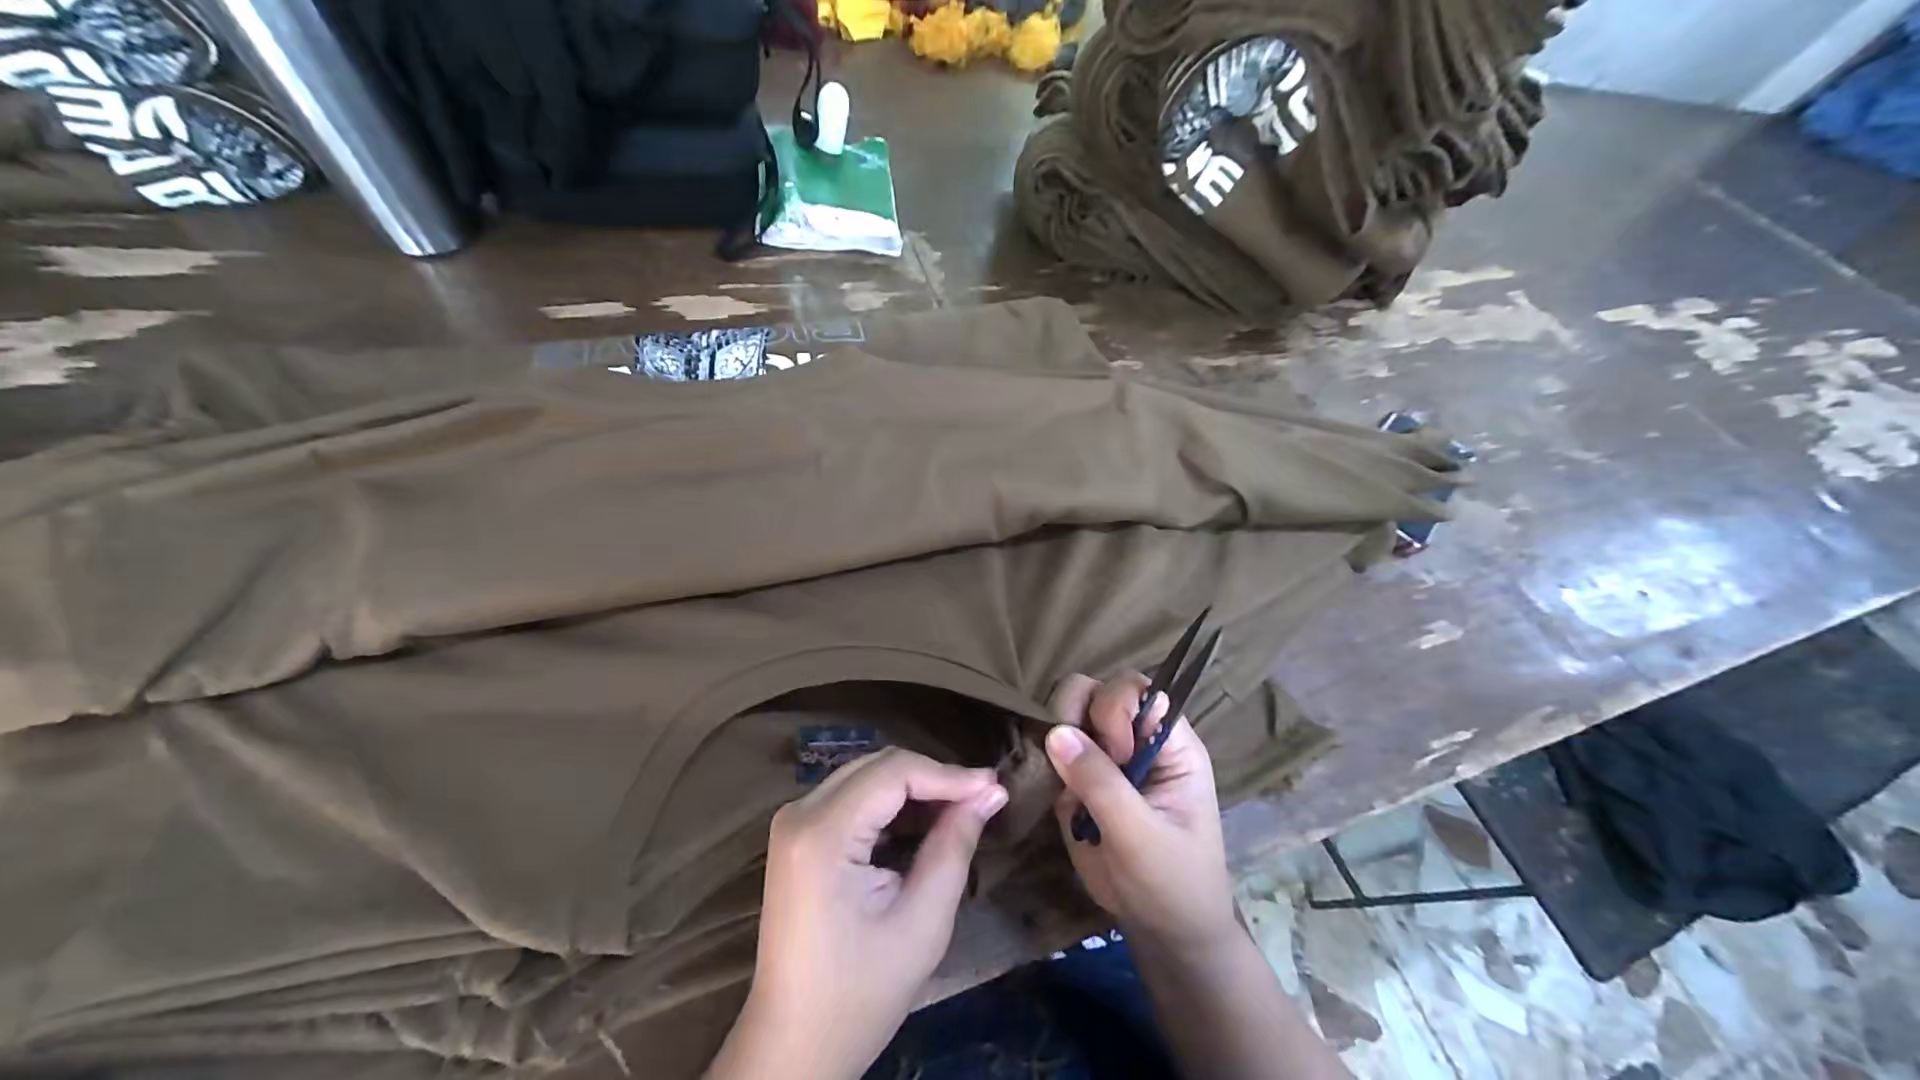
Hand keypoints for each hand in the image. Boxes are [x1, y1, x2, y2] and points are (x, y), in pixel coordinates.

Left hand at [707, 748, 1007, 1079]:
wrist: (795, 1042)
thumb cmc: (860, 992)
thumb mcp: (922, 921)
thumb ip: (955, 845)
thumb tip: (992, 792)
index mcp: (822, 834)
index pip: (894, 772)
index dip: (948, 774)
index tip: (995, 787)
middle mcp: (799, 813)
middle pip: (877, 766)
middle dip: (933, 777)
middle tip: (983, 797)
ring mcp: (793, 822)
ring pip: (865, 776)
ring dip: (914, 787)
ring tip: (962, 808)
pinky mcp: (797, 835)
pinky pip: (851, 797)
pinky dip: (890, 803)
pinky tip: (923, 821)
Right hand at [1045, 673, 1239, 951]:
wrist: (1163, 931)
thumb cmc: (1172, 883)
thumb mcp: (1142, 837)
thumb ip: (1101, 784)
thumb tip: (1055, 732)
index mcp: (1170, 743)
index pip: (1138, 691)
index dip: (1117, 709)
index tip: (1117, 754)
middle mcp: (1136, 739)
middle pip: (1098, 691)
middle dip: (1078, 714)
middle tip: (1079, 765)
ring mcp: (1105, 757)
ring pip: (1069, 713)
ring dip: (1056, 732)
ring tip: (1060, 775)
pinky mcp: (1078, 778)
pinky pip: (1053, 747)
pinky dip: (1042, 755)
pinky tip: (1046, 782)